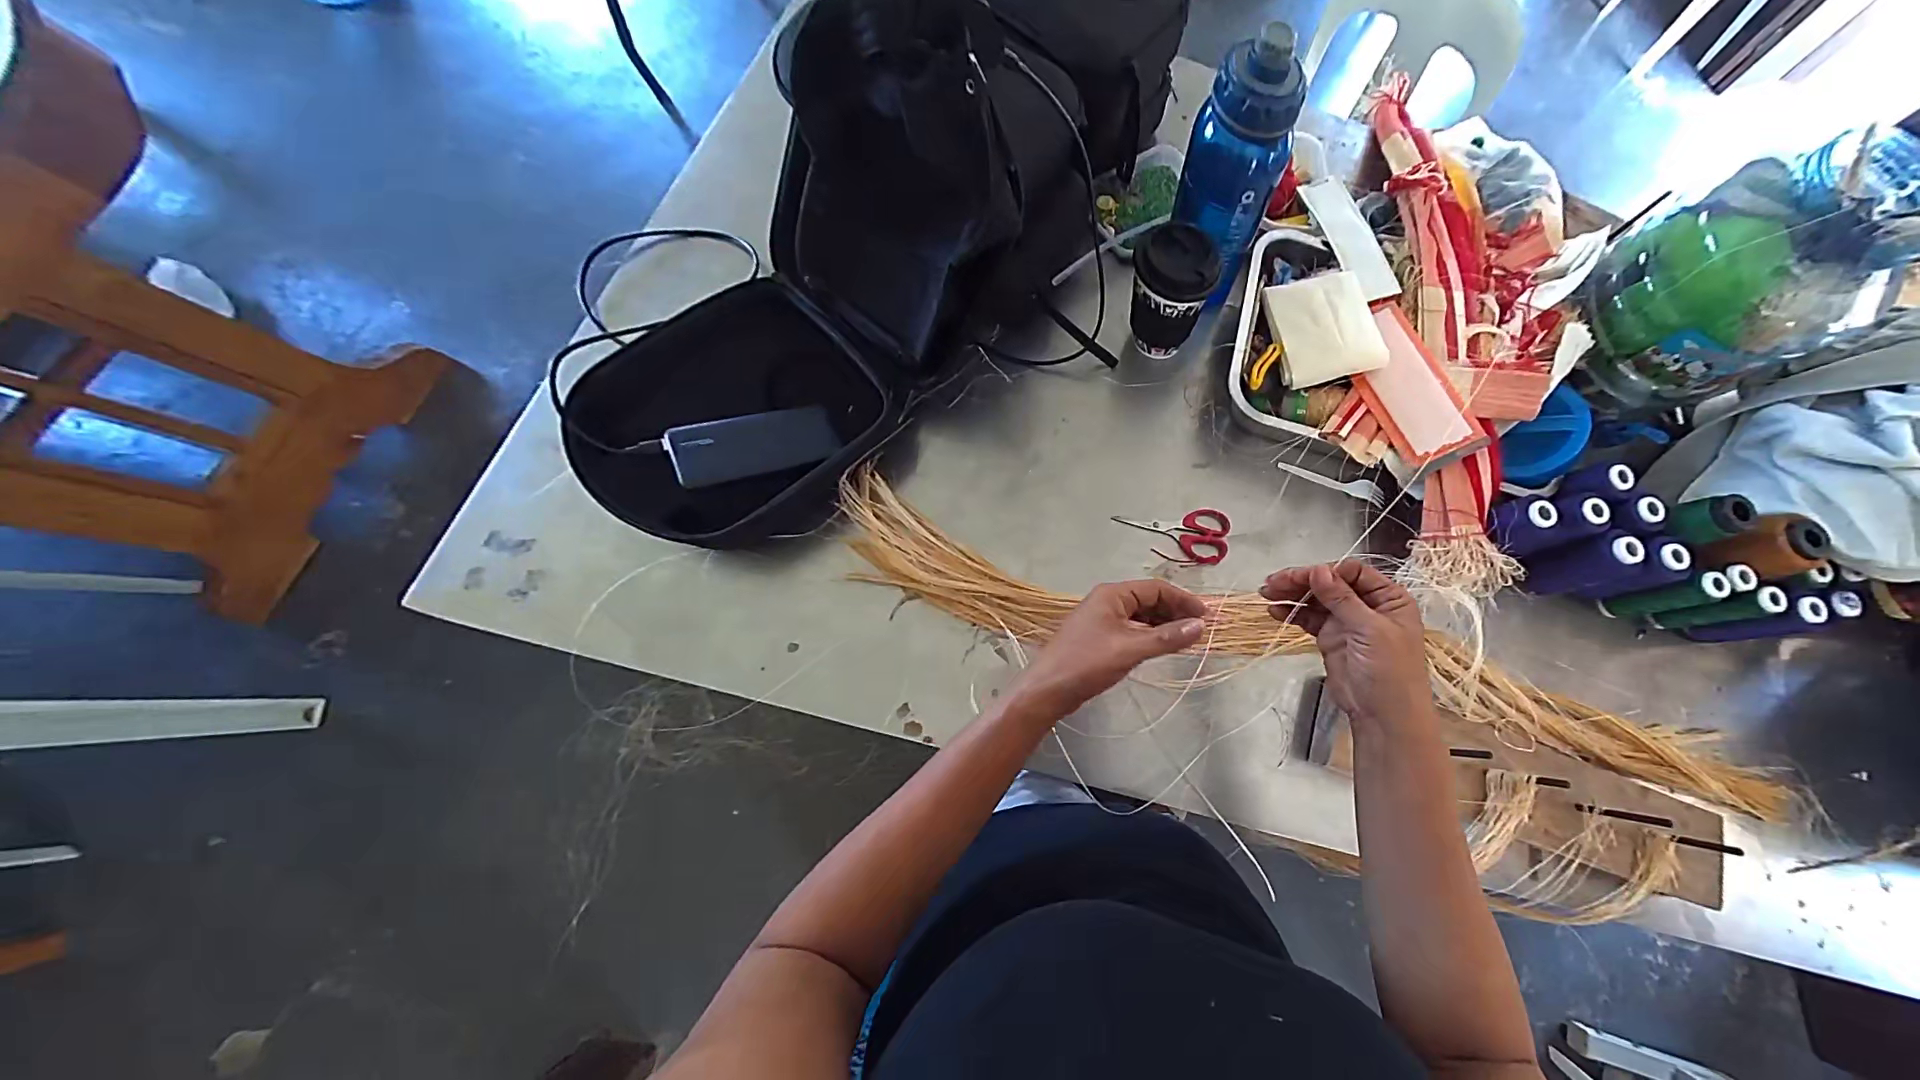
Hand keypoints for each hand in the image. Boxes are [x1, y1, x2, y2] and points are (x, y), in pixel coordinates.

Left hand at [1011, 580, 1207, 717]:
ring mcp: (1102, 620)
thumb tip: (1200, 626)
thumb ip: (1166, 637)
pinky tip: (1164, 648)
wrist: (1048, 689)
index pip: (1156, 588)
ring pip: (1142, 616)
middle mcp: (1107, 602)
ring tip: (1189, 640)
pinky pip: (1133, 630)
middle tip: (1202, 631)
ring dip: (1165, 625)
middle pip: (1149, 600)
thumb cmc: (1087, 663)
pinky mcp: (1100, 639)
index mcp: (1112, 594)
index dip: (1184, 600)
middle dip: (1176, 612)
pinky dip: (1151, 636)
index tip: (1208, 616)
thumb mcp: (1130, 649)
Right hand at [1261, 561, 1431, 729]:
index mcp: (1388, 598)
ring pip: (1315, 599)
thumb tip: (1318, 570)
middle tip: (1271, 584)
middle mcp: (1367, 605)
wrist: (1384, 715)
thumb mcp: (1369, 630)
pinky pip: (1308, 618)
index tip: (1300, 578)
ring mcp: (1347, 621)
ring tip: (1267, 594)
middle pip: (1329, 584)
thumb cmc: (1390, 671)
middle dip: (1301, 582)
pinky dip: (1292, 613)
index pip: (1353, 573)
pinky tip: (1276, 611)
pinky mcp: (1330, 637)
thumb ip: (1342, 599)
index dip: (1326, 572)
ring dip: (1292, 595)